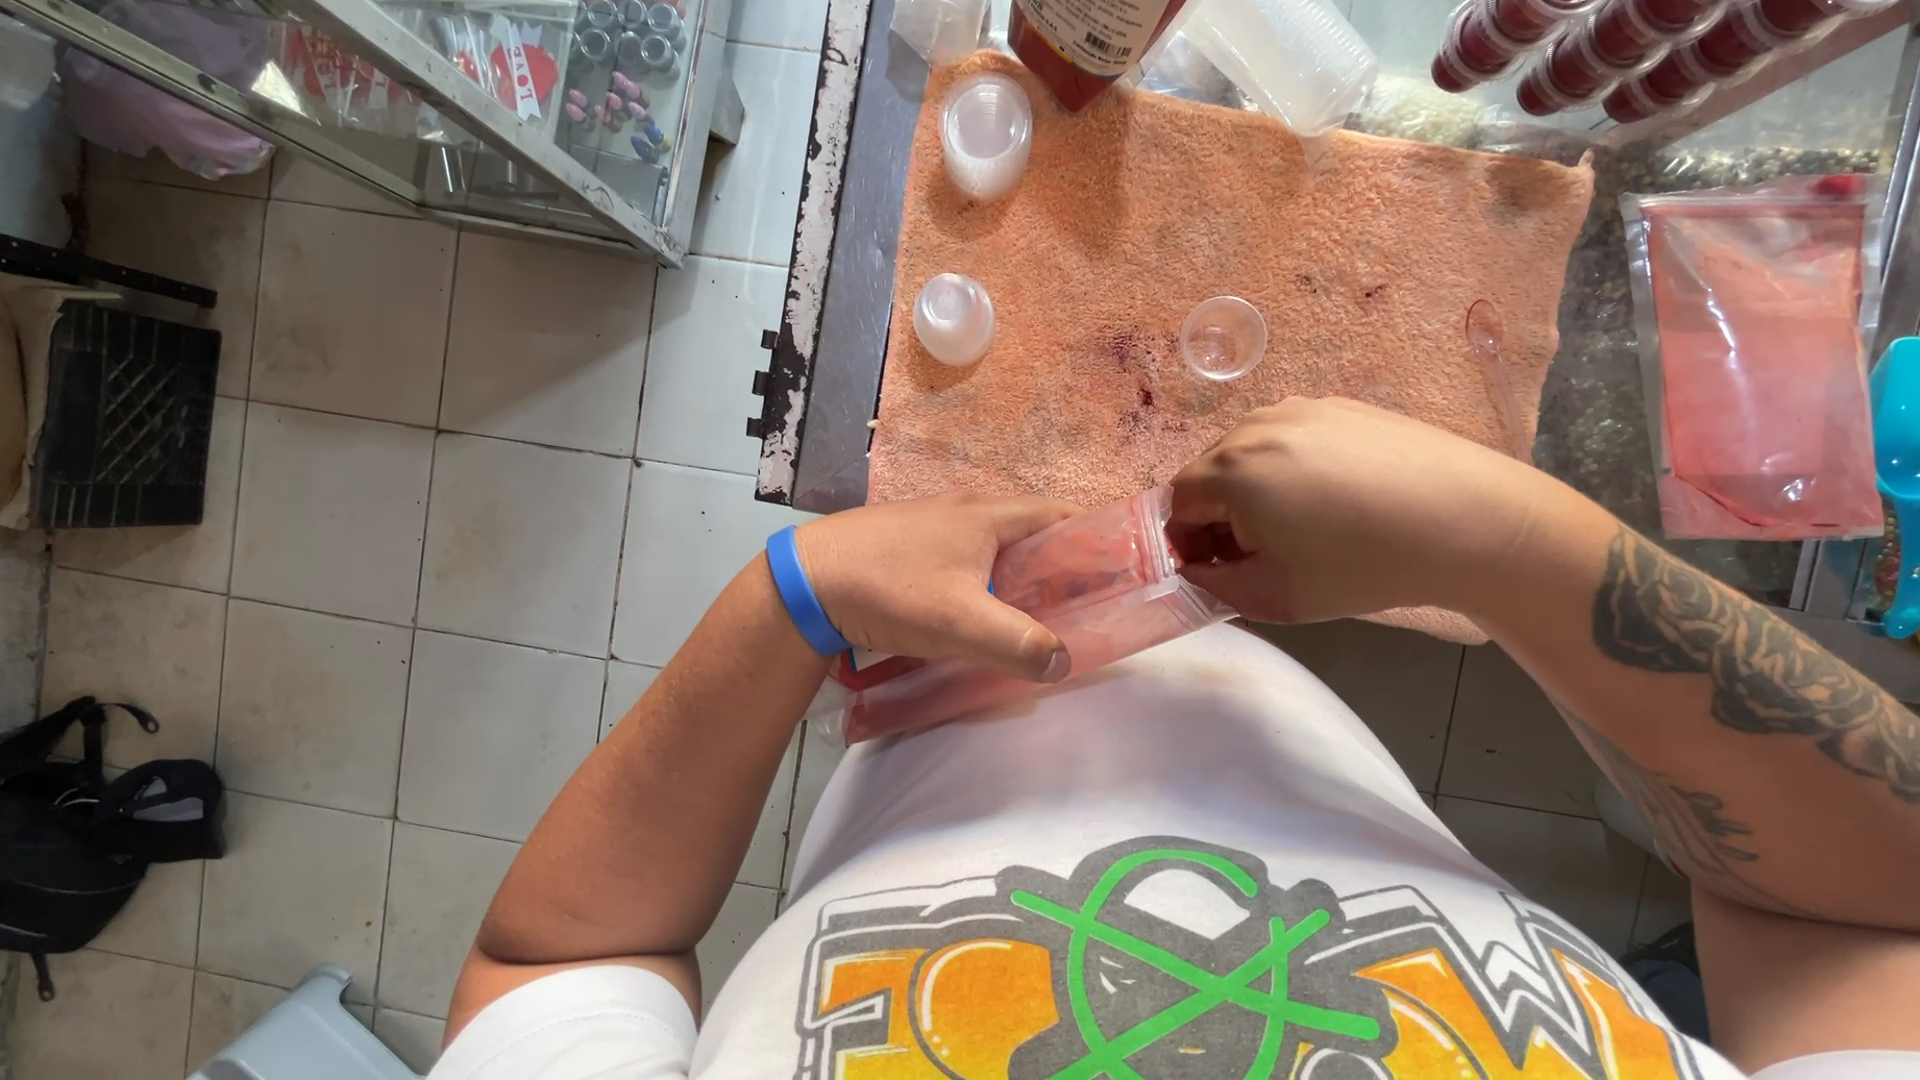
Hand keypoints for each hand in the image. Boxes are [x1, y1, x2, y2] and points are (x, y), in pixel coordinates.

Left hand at [793, 493, 1080, 680]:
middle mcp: (964, 509)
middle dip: (1057, 563)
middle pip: (1028, 531)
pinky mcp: (908, 543)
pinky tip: (975, 608)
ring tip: (1031, 612)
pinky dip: (983, 577)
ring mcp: (932, 523)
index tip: (1113, 572)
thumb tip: (1064, 661)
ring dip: (1017, 572)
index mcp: (987, 515)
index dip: (1092, 538)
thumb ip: (1017, 642)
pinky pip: (963, 555)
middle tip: (1076, 604)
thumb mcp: (959, 622)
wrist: (806, 582)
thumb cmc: (889, 590)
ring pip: (993, 545)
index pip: (1059, 515)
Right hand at [1167, 398, 1559, 622]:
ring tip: (1300, 527)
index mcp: (1229, 469)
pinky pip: (1291, 439)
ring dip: (1253, 492)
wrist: (1472, 521)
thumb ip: (1212, 586)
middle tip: (1257, 555)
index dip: (1185, 542)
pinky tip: (1337, 501)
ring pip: (1249, 454)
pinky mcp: (1342, 406)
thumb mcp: (1273, 596)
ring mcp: (1301, 408)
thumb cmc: (1360, 565)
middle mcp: (1255, 426)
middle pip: (1210, 474)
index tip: (1217, 570)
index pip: (1176, 503)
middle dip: (1218, 517)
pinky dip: (1292, 470)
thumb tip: (1195, 569)